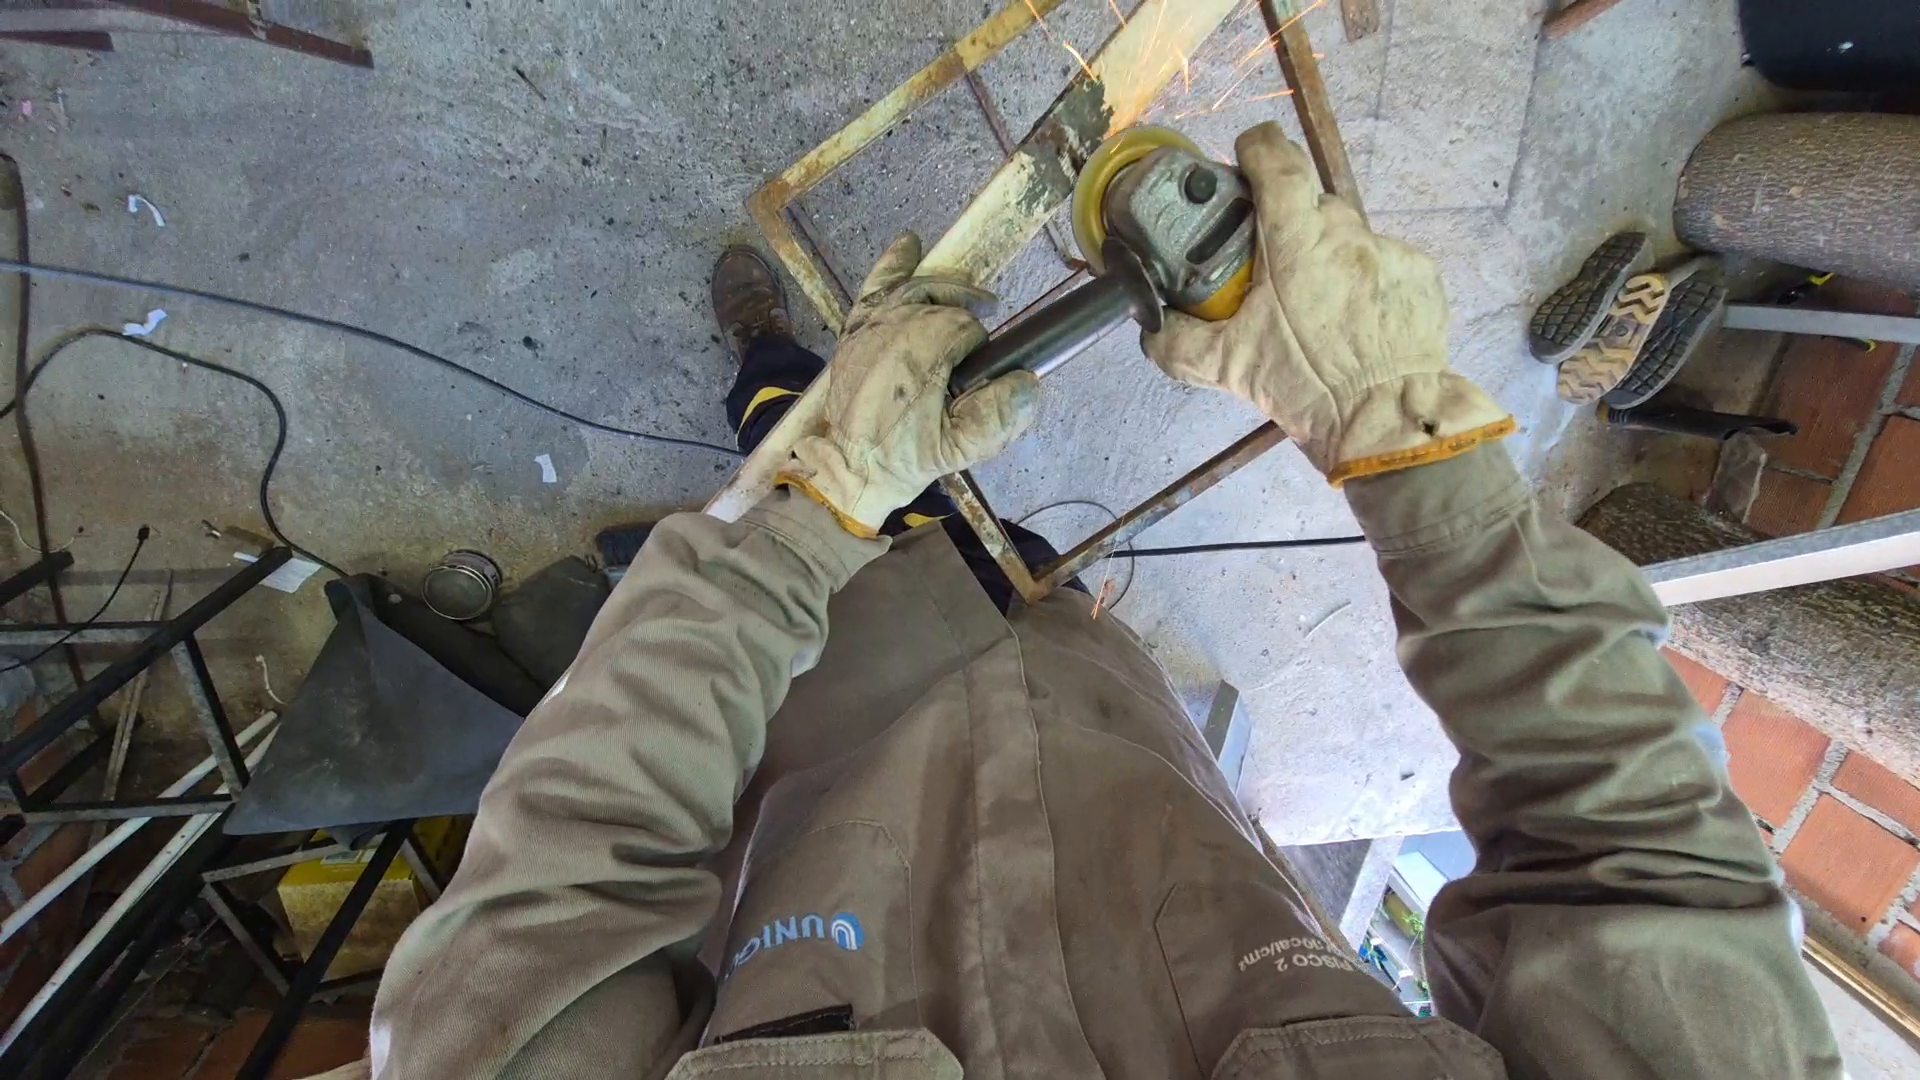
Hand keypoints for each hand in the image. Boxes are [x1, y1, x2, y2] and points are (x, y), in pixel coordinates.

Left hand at [778, 233, 1039, 536]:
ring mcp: (870, 326)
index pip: (966, 326)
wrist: (848, 470)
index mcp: (920, 349)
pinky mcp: (854, 333)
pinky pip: (875, 287)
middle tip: (975, 353)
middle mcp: (893, 326)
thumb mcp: (958, 449)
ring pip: (916, 289)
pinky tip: (910, 245)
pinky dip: (893, 265)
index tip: (976, 376)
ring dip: (945, 292)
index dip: (979, 347)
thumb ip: (997, 417)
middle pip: (944, 304)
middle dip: (965, 321)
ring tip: (972, 303)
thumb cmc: (902, 460)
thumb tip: (1028, 381)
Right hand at [1142, 123, 1512, 484]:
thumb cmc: (1303, 385)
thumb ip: (1178, 345)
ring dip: (1324, 260)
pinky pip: (1381, 264)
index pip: (1277, 162)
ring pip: (1346, 238)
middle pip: (1310, 204)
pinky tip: (1351, 322)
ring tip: (1313, 308)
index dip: (1256, 149)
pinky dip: (1361, 284)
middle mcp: (1348, 234)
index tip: (1244, 156)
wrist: (1382, 417)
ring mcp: (1390, 252)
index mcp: (1297, 243)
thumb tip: (1150, 330)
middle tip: (1267, 266)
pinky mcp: (1420, 276)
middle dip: (1285, 225)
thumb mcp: (1229, 368)